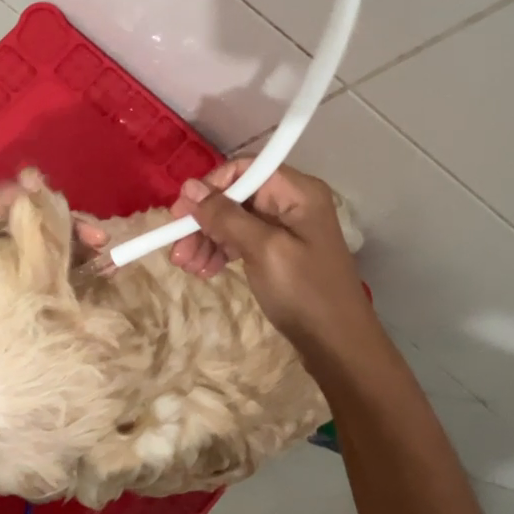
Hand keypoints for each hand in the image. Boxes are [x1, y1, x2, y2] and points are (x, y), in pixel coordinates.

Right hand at [166, 157, 368, 340]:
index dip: (210, 187)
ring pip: (232, 220)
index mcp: (297, 193)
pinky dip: (219, 252)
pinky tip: (204, 271)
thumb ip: (226, 216)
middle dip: (203, 221)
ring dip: (206, 240)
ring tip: (187, 268)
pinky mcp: (276, 251)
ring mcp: (283, 228)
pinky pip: (239, 241)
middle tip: (177, 250)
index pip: (244, 170)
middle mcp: (291, 203)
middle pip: (234, 197)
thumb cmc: (305, 292)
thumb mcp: (263, 250)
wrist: (336, 344)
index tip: (181, 214)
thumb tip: (189, 187)